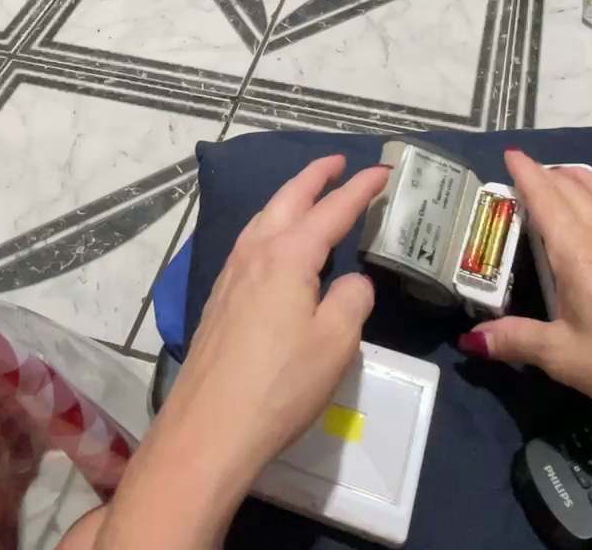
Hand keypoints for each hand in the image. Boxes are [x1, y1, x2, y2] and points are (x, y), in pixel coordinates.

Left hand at [153, 155, 389, 487]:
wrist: (209, 430)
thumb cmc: (280, 384)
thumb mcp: (336, 342)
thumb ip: (352, 300)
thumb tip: (351, 282)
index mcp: (288, 254)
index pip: (333, 210)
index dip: (360, 188)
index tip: (382, 170)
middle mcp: (256, 252)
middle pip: (288, 198)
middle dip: (315, 175)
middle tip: (338, 161)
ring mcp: (232, 273)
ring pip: (265, 217)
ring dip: (290, 197)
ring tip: (310, 192)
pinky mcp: (220, 297)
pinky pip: (252, 240)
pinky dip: (272, 223)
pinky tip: (277, 241)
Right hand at [461, 149, 591, 441]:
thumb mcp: (564, 358)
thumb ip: (516, 341)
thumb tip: (470, 340)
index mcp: (577, 254)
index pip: (546, 199)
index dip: (526, 173)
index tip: (510, 153)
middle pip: (577, 192)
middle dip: (551, 175)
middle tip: (531, 171)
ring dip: (588, 181)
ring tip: (570, 175)